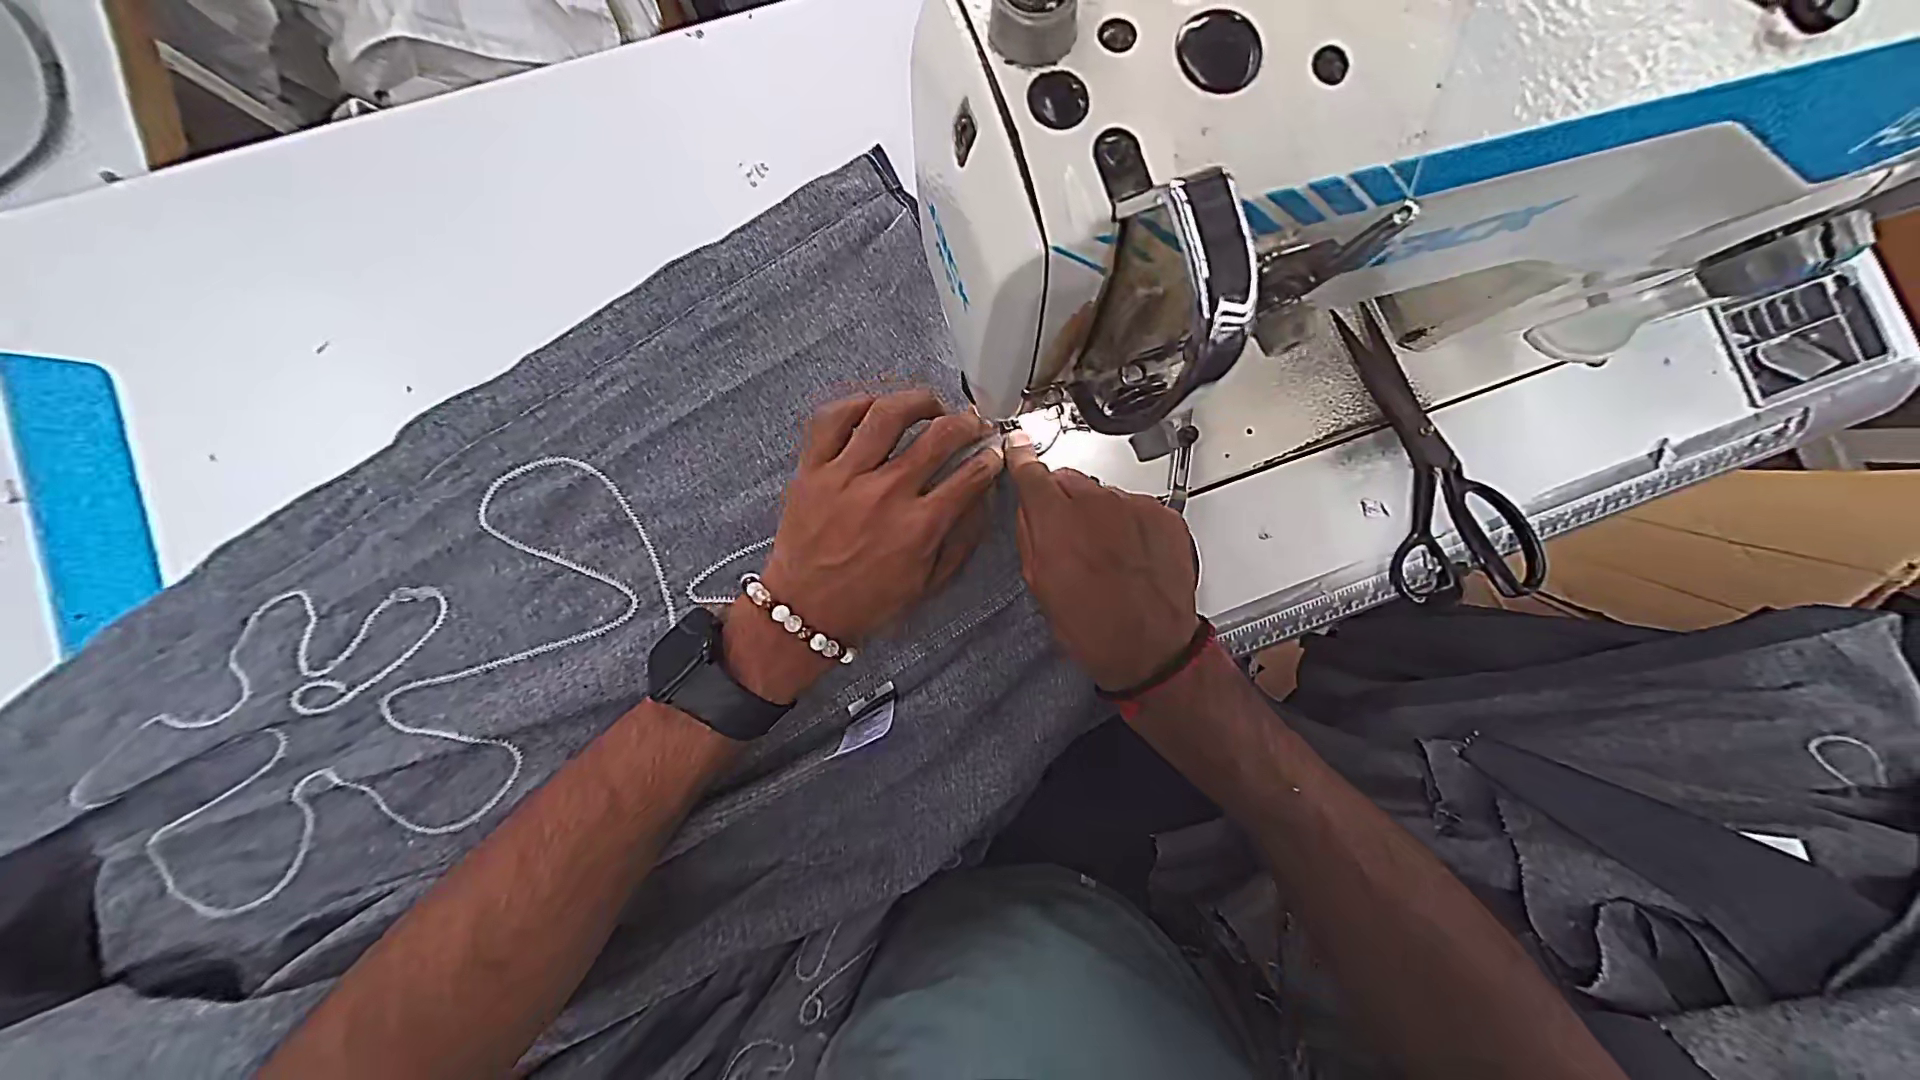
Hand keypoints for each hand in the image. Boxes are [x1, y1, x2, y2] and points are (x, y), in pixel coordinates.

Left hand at [723, 390, 1004, 702]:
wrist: (806, 612)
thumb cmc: (865, 602)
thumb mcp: (929, 582)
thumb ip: (962, 539)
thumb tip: (982, 499)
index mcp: (920, 526)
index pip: (971, 474)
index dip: (990, 457)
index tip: (992, 451)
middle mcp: (886, 494)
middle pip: (940, 435)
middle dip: (967, 422)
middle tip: (970, 423)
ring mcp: (846, 477)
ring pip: (889, 414)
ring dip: (919, 401)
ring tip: (929, 405)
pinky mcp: (813, 471)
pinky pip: (832, 420)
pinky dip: (855, 404)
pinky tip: (873, 407)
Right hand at [1006, 432, 1199, 691]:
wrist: (1151, 648)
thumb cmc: (1095, 627)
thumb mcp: (1040, 584)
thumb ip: (1029, 535)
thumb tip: (1029, 512)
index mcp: (1057, 518)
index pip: (1031, 470)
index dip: (1022, 459)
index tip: (1019, 448)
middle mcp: (1096, 503)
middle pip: (1070, 480)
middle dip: (1064, 502)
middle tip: (1070, 538)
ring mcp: (1134, 507)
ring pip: (1105, 494)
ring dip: (1100, 514)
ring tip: (1106, 556)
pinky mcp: (1163, 515)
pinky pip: (1136, 507)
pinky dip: (1131, 524)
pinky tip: (1130, 556)